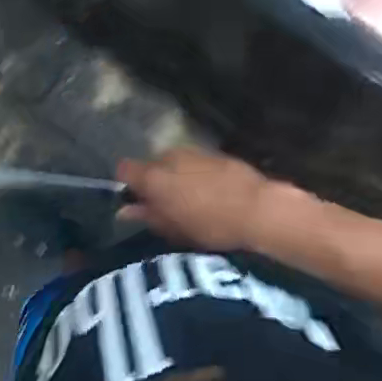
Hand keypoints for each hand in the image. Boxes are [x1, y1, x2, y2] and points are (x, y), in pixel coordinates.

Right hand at [115, 149, 287, 251]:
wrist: (257, 209)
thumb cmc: (211, 225)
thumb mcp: (174, 229)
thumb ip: (147, 215)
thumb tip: (126, 210)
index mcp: (155, 175)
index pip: (124, 169)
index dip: (126, 184)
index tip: (134, 201)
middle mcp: (170, 156)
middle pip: (151, 165)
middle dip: (155, 181)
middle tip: (165, 207)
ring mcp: (195, 151)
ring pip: (174, 162)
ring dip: (176, 176)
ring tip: (189, 201)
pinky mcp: (216, 153)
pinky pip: (195, 162)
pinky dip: (195, 174)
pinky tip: (209, 192)